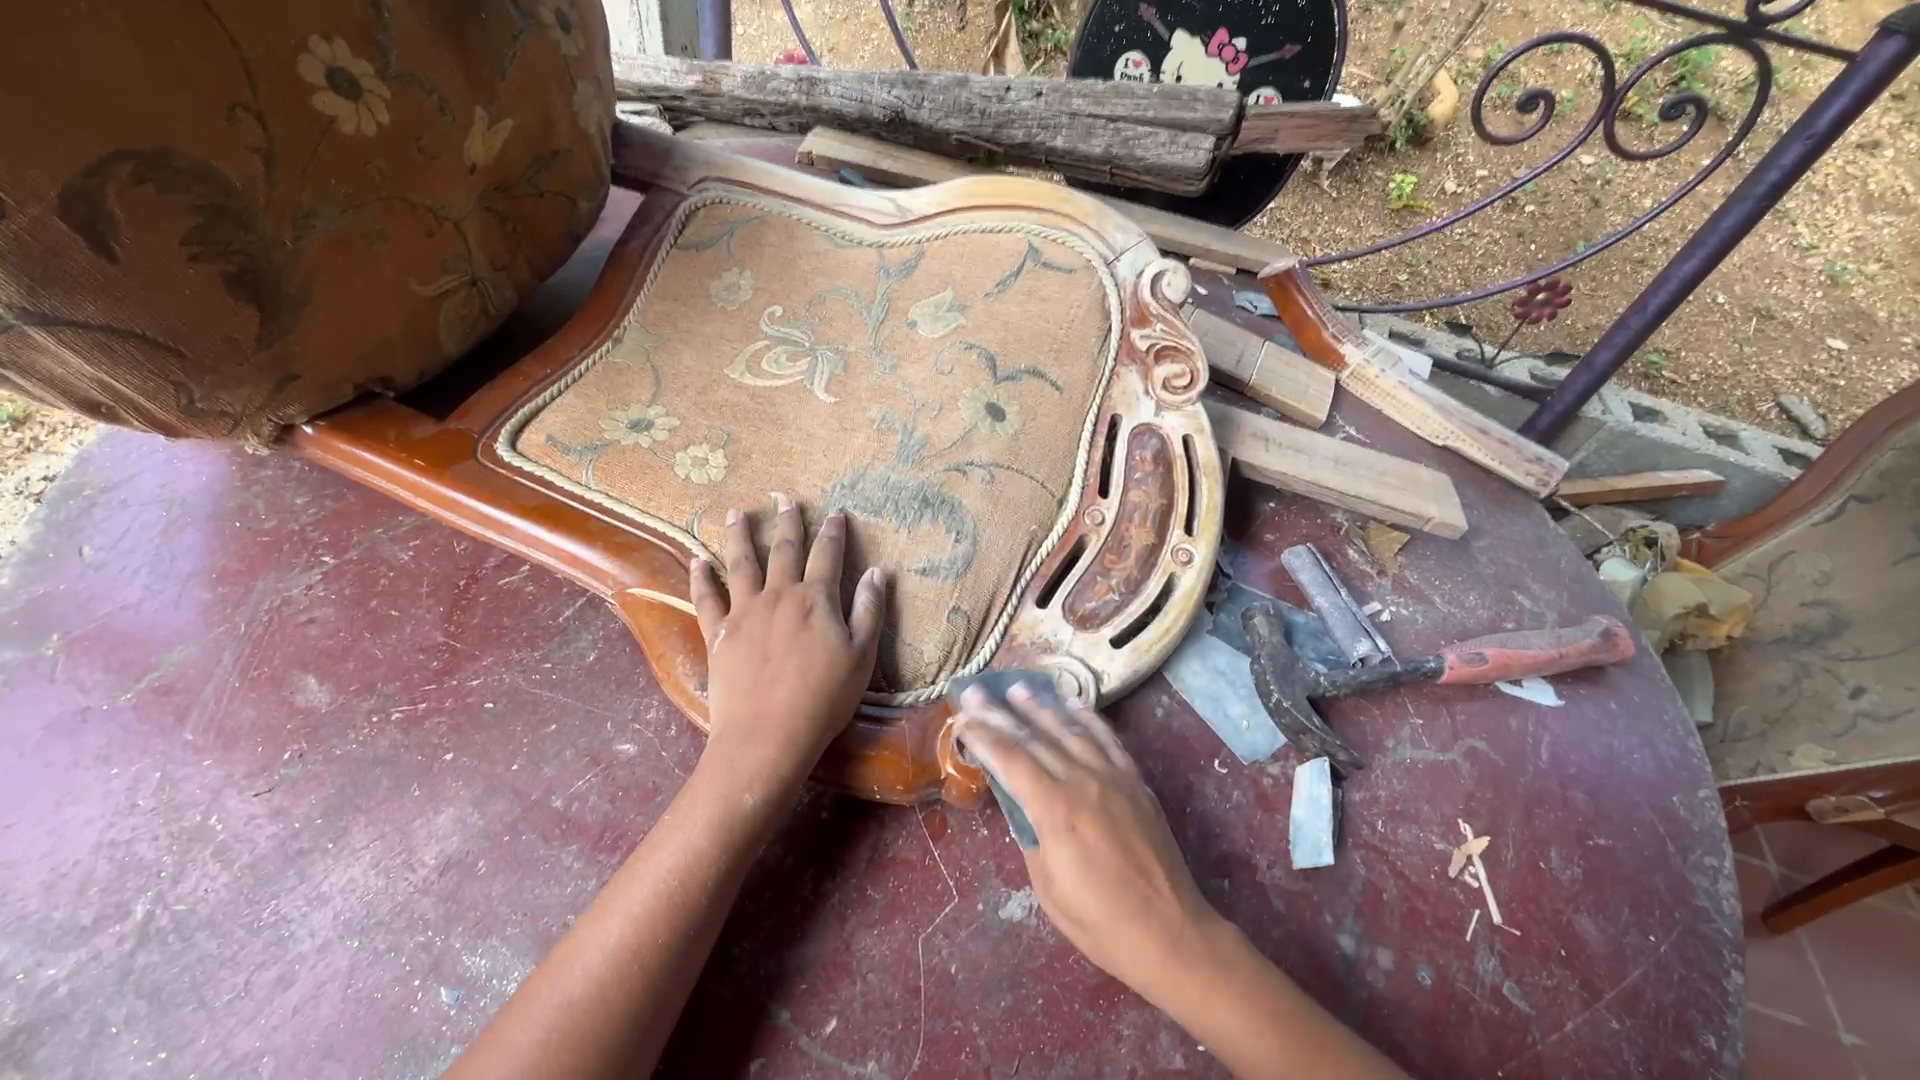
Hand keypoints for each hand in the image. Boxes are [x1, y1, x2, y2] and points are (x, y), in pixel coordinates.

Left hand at [688, 494, 885, 791]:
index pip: (828, 555)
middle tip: (785, 498)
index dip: (834, 533)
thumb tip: (877, 572)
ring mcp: (744, 612)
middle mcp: (779, 595)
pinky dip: (700, 578)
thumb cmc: (824, 699)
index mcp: (816, 600)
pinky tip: (696, 561)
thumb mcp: (861, 656)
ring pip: (740, 563)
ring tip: (738, 513)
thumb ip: (869, 611)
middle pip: (784, 550)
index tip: (837, 513)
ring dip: (740, 535)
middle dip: (788, 522)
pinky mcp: (718, 634)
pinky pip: (706, 598)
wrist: (768, 735)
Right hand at [953, 684, 1222, 992]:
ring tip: (1018, 689)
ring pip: (1071, 731)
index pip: (1010, 760)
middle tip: (976, 691)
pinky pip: (1109, 741)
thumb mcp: (1047, 886)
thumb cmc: (1098, 920)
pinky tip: (1074, 705)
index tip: (962, 720)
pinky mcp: (1136, 783)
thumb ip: (1032, 837)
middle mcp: (1083, 782)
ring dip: (1041, 707)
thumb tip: (1023, 809)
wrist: (1166, 931)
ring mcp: (1113, 778)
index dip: (983, 737)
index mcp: (1054, 809)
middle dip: (1001, 713)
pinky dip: (1088, 719)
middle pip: (1035, 738)